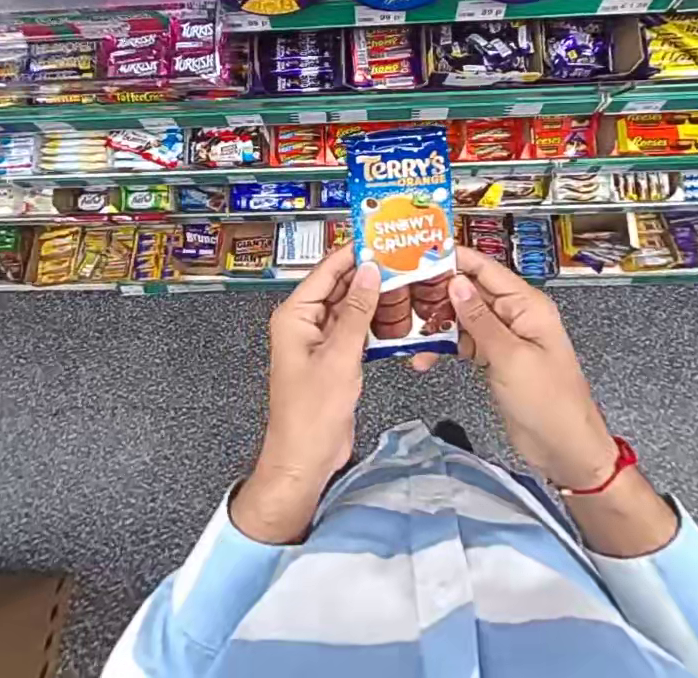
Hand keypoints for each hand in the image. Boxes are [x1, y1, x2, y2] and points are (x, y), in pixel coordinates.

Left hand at [233, 247, 379, 543]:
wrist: (306, 458)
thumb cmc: (312, 413)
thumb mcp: (340, 356)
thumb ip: (357, 312)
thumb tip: (369, 272)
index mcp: (295, 315)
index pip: (326, 271)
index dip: (351, 253)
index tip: (377, 238)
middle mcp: (304, 321)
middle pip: (338, 286)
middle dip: (367, 274)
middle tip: (400, 259)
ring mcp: (320, 339)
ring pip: (350, 307)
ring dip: (373, 298)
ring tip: (403, 282)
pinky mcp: (334, 355)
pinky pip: (355, 328)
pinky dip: (373, 322)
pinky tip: (395, 316)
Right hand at [412, 246, 618, 490]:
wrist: (565, 451)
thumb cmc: (548, 402)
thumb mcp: (510, 357)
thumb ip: (479, 319)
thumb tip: (456, 282)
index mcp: (526, 304)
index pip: (485, 268)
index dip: (454, 258)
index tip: (420, 254)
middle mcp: (513, 314)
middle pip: (469, 291)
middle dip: (437, 294)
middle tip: (404, 297)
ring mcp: (503, 336)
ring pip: (462, 318)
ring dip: (437, 326)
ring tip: (411, 335)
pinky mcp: (494, 357)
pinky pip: (464, 342)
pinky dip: (445, 348)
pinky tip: (424, 357)